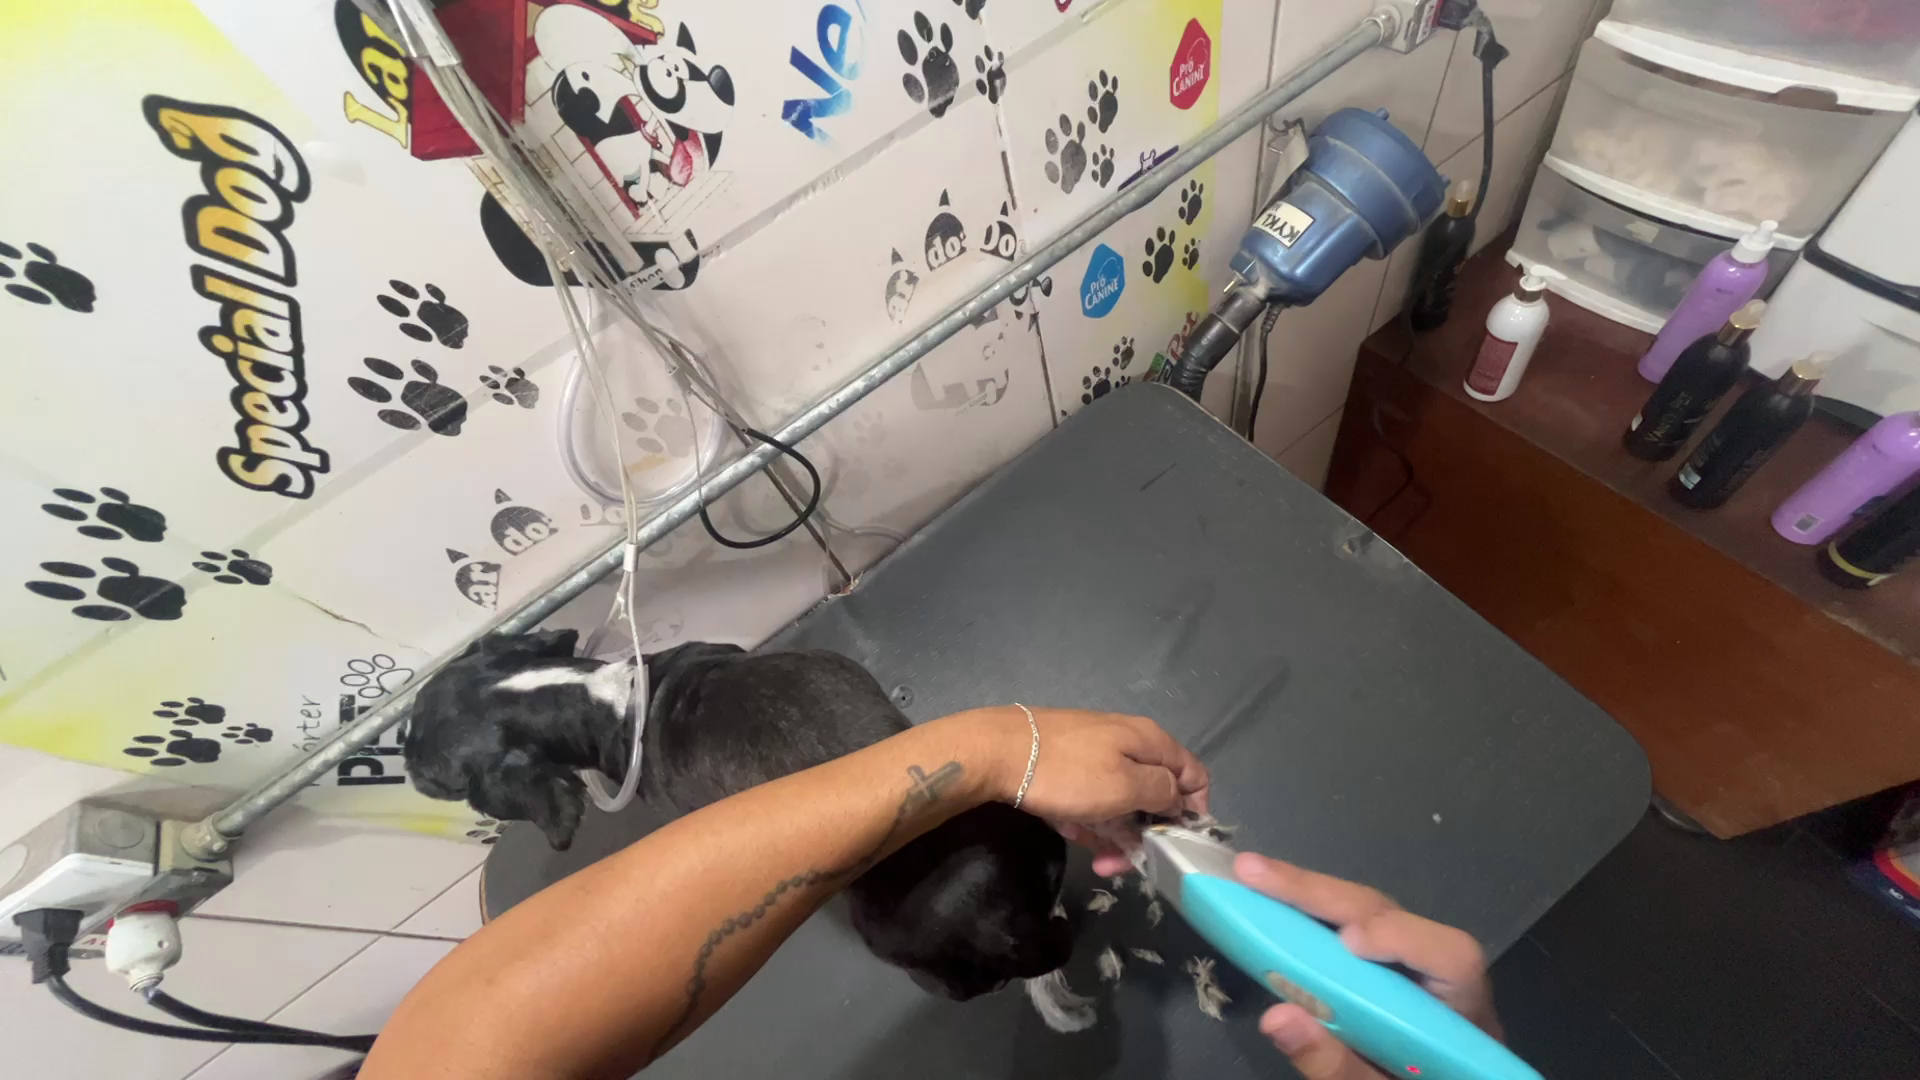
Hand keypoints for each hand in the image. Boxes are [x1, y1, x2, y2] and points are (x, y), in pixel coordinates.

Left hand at [959, 706, 1208, 823]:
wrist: (999, 751)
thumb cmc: (1068, 772)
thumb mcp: (1125, 786)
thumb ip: (1164, 792)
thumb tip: (1181, 798)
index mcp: (1150, 741)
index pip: (1194, 776)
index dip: (1192, 813)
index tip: (1175, 846)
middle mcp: (1128, 742)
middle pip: (1154, 794)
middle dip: (1142, 833)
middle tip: (1120, 863)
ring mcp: (1096, 752)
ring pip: (1120, 801)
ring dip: (1109, 830)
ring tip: (1086, 845)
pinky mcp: (1069, 764)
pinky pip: (1090, 797)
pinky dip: (1084, 816)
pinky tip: (1065, 826)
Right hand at [1232, 854, 1499, 1078]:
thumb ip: (1339, 1068)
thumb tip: (1276, 1017)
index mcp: (1461, 1014)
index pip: (1451, 956)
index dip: (1399, 938)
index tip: (1348, 942)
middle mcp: (1434, 975)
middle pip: (1386, 913)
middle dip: (1318, 894)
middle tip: (1252, 872)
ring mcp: (1403, 963)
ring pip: (1362, 909)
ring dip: (1305, 892)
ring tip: (1251, 875)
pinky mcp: (1372, 962)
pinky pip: (1342, 924)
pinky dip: (1304, 909)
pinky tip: (1268, 899)